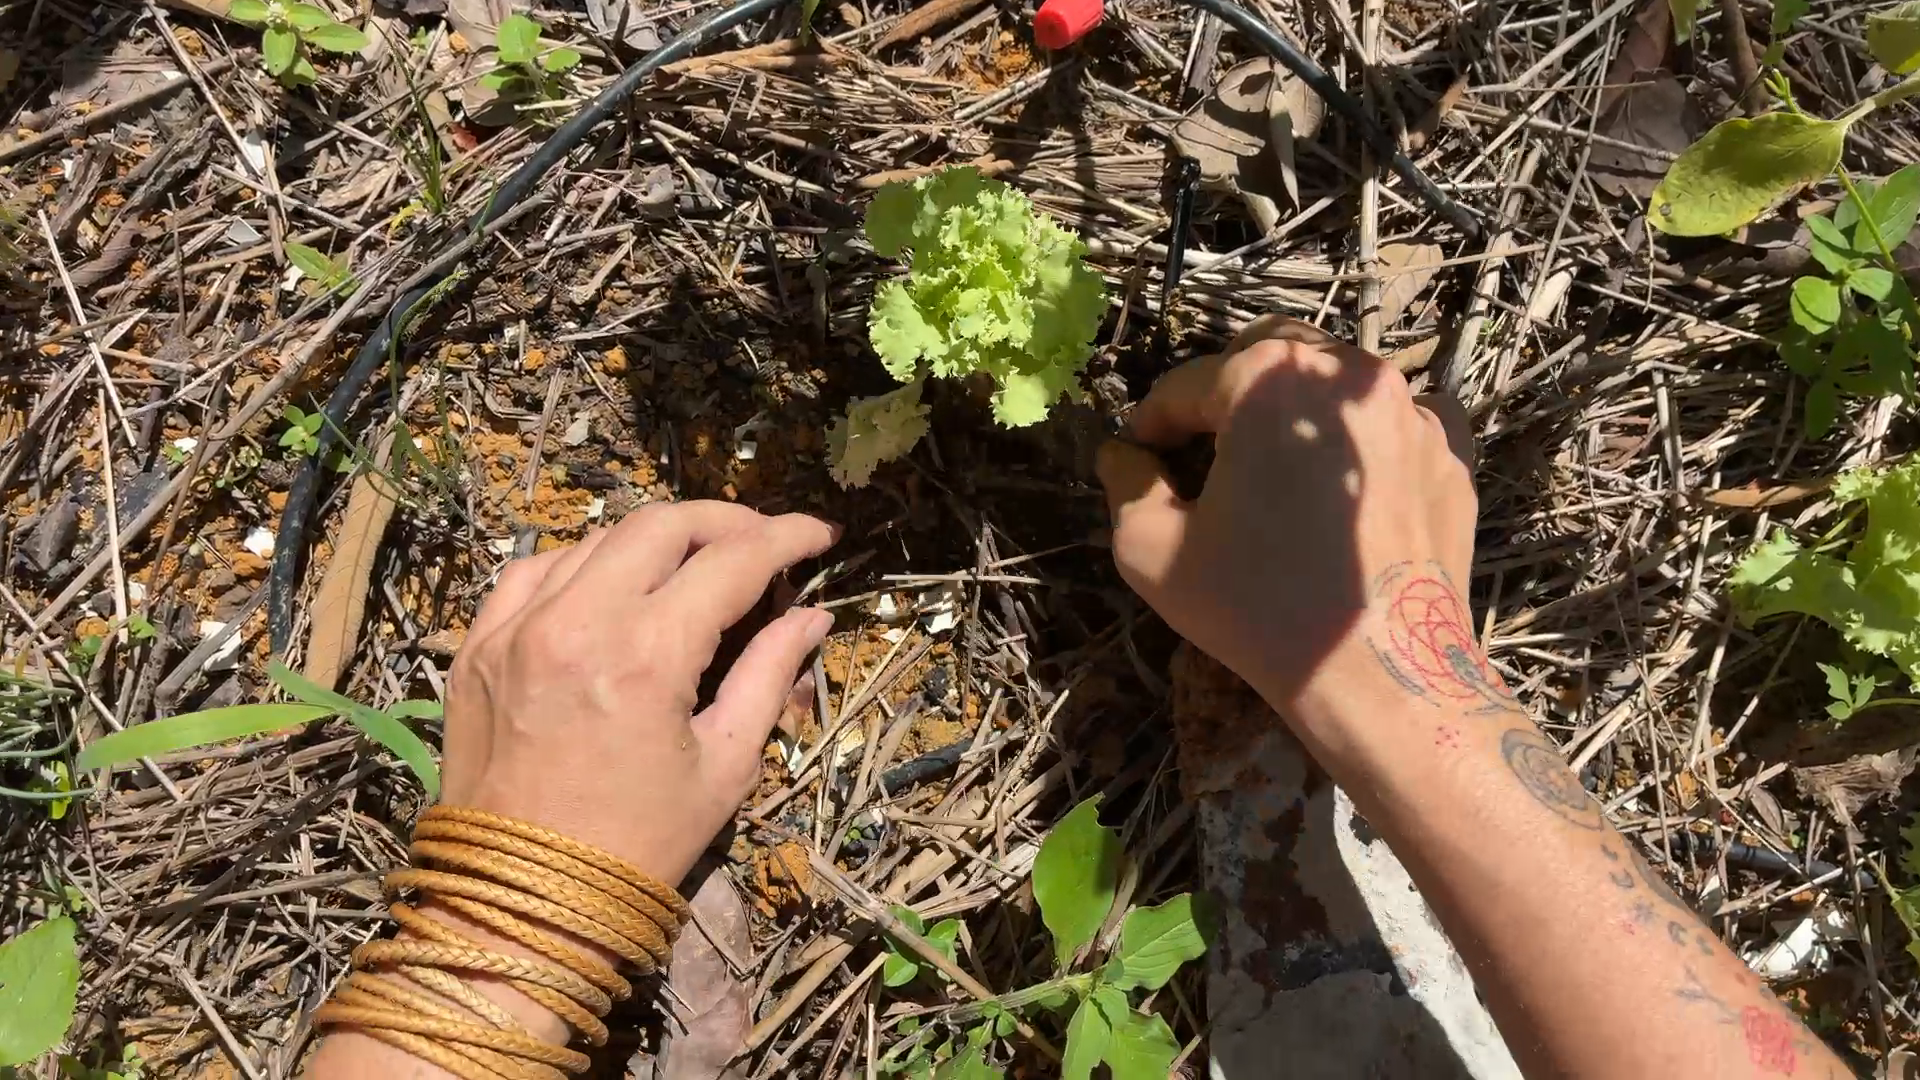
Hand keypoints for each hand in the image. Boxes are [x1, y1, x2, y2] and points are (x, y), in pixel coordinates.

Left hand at [441, 501, 837, 886]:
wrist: (519, 910)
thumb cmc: (642, 842)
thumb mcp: (727, 762)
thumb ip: (771, 672)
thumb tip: (812, 616)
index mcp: (649, 655)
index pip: (735, 561)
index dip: (788, 537)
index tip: (820, 533)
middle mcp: (578, 622)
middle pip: (664, 524)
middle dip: (728, 520)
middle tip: (763, 541)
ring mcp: (516, 629)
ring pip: (602, 536)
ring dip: (663, 538)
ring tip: (699, 562)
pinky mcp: (478, 646)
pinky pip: (536, 569)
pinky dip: (590, 559)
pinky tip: (616, 581)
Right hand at [1097, 318, 1475, 733]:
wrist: (1381, 676)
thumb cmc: (1253, 606)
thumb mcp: (1149, 547)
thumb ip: (1123, 481)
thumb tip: (1120, 452)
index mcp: (1269, 384)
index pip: (1185, 383)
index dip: (1150, 422)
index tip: (1138, 458)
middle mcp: (1348, 376)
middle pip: (1263, 354)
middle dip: (1220, 393)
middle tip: (1199, 449)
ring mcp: (1412, 413)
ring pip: (1328, 382)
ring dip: (1285, 411)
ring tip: (1266, 470)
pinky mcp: (1448, 455)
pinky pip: (1384, 424)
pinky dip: (1346, 442)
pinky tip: (1330, 493)